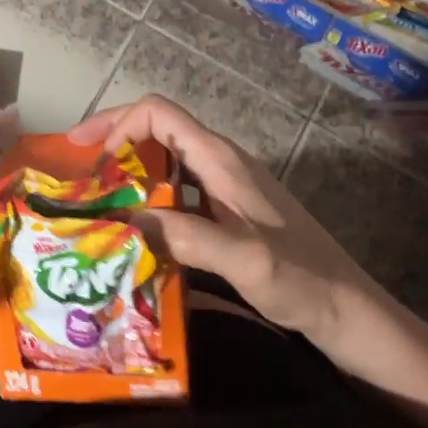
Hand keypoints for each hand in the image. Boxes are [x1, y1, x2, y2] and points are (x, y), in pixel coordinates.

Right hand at [68, 95, 377, 344]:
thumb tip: (121, 219)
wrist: (352, 314)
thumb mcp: (246, 260)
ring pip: (162, 165)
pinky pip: (174, 196)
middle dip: (111, 147)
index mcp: (220, 159)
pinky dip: (145, 206)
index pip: (157, 113)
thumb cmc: (304, 280)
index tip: (87, 160)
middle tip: (75, 179)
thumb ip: (184, 234)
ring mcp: (223, 190)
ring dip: (125, 179)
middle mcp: (218, 164)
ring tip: (93, 209)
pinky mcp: (226, 216)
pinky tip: (131, 238)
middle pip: (154, 133)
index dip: (117, 126)